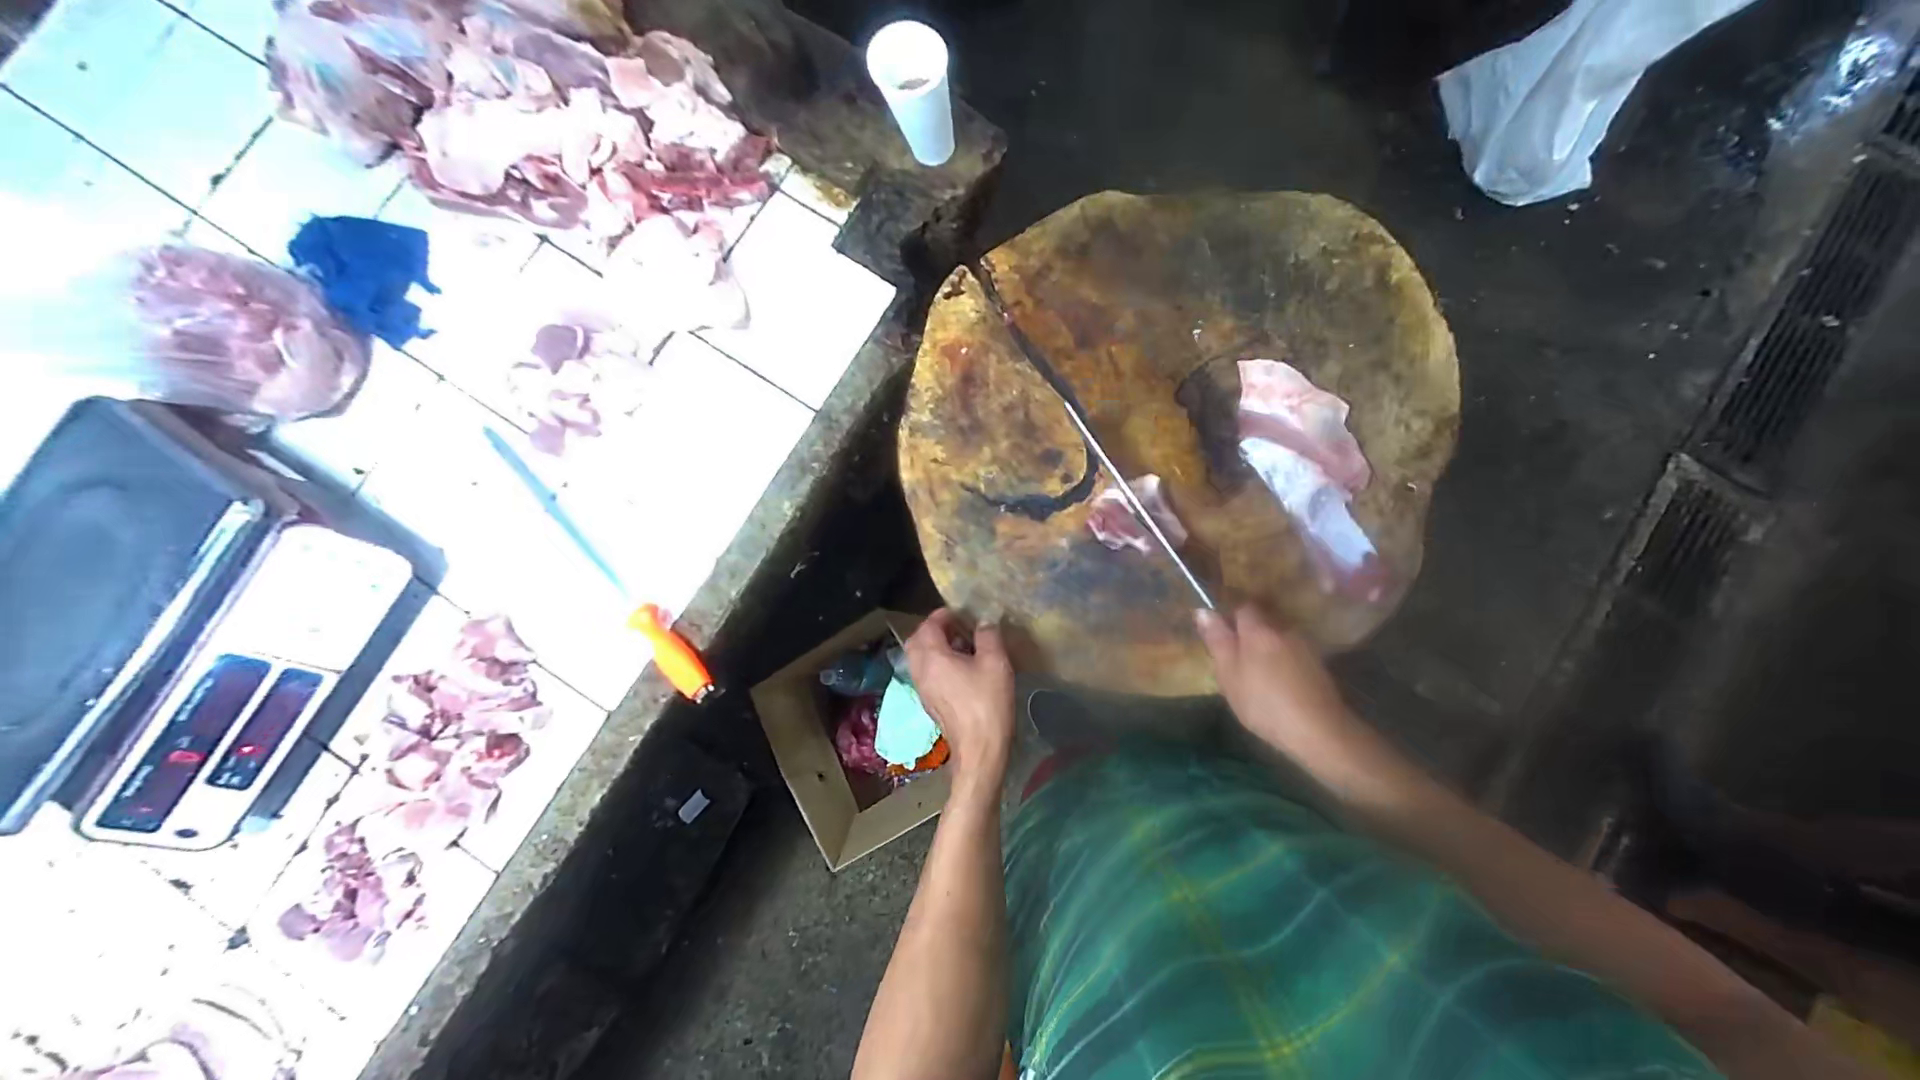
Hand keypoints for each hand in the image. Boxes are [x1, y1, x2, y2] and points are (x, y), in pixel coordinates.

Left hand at [905, 609, 1015, 781]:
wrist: (979, 750)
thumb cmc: (987, 703)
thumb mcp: (995, 663)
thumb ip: (988, 636)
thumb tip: (984, 622)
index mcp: (931, 657)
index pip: (929, 625)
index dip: (944, 615)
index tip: (962, 613)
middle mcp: (920, 671)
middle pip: (917, 640)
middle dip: (934, 629)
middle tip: (958, 627)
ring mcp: (922, 689)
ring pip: (919, 658)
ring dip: (935, 647)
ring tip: (962, 646)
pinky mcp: (929, 703)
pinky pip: (926, 673)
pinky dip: (937, 663)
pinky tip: (960, 668)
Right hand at [1194, 606, 1352, 753]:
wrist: (1318, 730)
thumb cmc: (1263, 702)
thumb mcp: (1229, 675)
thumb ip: (1217, 641)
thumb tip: (1202, 611)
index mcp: (1258, 630)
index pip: (1242, 606)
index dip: (1229, 615)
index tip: (1219, 633)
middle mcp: (1284, 630)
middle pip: (1263, 620)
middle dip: (1247, 631)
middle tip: (1233, 656)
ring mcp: (1305, 647)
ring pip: (1278, 637)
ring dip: (1265, 647)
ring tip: (1254, 672)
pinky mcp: (1318, 666)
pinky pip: (1291, 653)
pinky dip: (1281, 661)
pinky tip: (1276, 683)